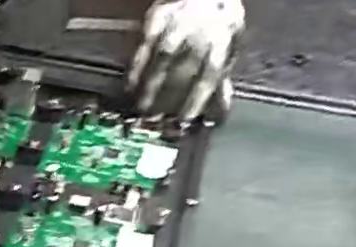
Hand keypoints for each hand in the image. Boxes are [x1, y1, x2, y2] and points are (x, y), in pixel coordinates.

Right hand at [128, 0, 244, 122]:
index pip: (211, 71)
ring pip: (164, 56)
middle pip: (186, 65)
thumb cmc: (214, 23)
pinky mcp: (158, 16)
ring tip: (142, 108)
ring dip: (152, 86)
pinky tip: (130, 89)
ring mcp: (179, 19)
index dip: (197, 97)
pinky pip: (143, 48)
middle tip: (158, 119)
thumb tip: (219, 111)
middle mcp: (203, 24)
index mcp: (224, 33)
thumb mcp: (225, 45)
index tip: (184, 120)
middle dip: (171, 94)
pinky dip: (135, 71)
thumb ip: (218, 78)